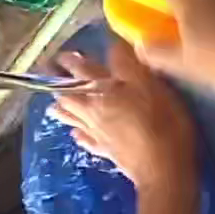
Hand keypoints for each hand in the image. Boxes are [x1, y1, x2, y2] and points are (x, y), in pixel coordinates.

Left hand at [52, 39, 196, 196]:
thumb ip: (128, 64)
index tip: (62, 53)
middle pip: (69, 94)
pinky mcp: (105, 150)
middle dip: (58, 82)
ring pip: (72, 117)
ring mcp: (97, 132)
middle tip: (53, 74)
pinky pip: (85, 139)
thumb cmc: (160, 121)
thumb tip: (112, 45)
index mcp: (102, 90)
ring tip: (54, 103)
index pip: (80, 69)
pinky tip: (76, 133)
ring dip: (62, 107)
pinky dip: (79, 133)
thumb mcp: (150, 84)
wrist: (162, 168)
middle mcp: (93, 109)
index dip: (70, 60)